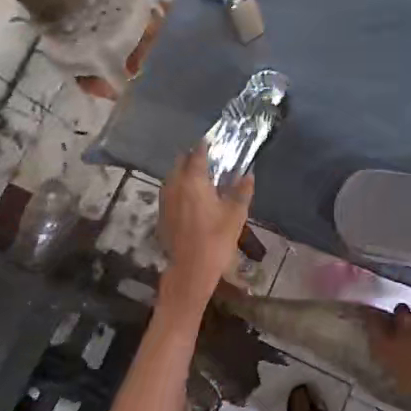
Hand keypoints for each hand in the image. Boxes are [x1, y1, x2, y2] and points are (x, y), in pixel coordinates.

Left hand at [158, 143, 253, 304]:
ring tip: (198, 178)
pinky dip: (179, 189)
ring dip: (183, 173)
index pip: (198, 155)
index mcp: (194, 181)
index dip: (204, 147)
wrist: (190, 269)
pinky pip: (169, 192)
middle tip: (206, 160)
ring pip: (172, 177)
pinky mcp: (162, 214)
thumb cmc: (216, 240)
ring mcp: (165, 200)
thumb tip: (248, 174)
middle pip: (180, 163)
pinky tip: (189, 198)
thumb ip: (241, 192)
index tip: (210, 142)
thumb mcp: (236, 215)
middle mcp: (175, 185)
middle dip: (192, 158)